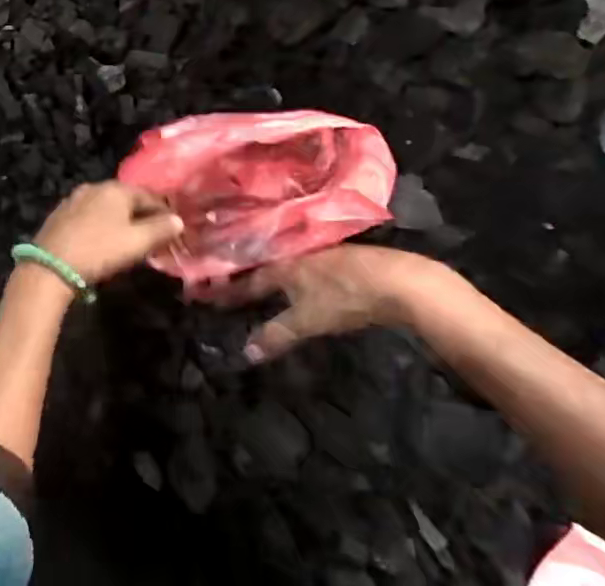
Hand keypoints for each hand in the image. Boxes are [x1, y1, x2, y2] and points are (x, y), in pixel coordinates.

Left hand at [34, 182, 184, 284]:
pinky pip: (90, 214)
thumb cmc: (100, 249)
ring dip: (120, 219)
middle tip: (153, 236)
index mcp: (115, 189)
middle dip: (141, 215)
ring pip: (106, 206)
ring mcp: (74, 198)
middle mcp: (94, 187)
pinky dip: (101, 223)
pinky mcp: (61, 213)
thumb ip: (160, 229)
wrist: (52, 264)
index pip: (148, 195)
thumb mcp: (137, 242)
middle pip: (126, 199)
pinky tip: (103, 239)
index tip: (173, 229)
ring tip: (130, 239)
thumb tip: (177, 220)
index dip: (163, 212)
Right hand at [190, 245, 447, 362]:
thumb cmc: (345, 298)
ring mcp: (316, 251)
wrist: (399, 280)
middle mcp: (291, 253)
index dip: (226, 289)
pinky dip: (287, 266)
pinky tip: (293, 273)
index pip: (245, 280)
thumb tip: (245, 352)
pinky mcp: (337, 254)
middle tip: (223, 280)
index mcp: (279, 265)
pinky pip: (299, 258)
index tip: (205, 293)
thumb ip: (277, 334)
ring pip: (280, 259)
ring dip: (265, 267)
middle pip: (260, 263)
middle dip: (242, 272)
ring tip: (252, 276)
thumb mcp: (308, 320)